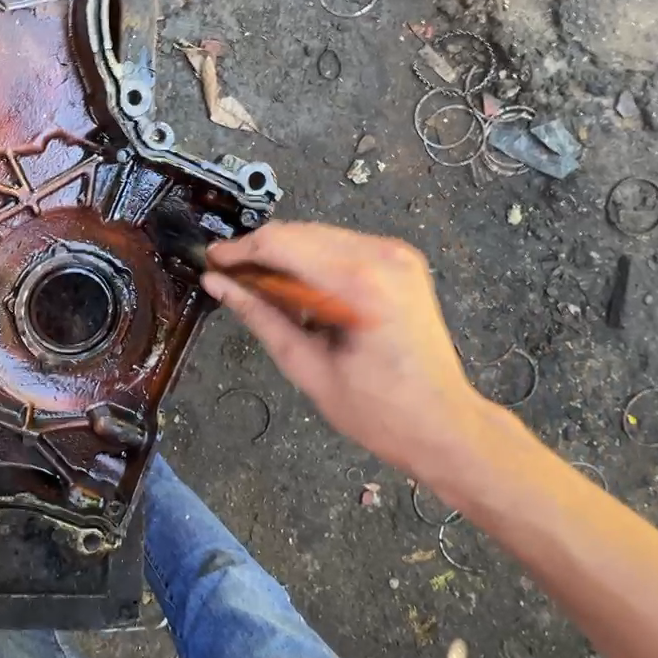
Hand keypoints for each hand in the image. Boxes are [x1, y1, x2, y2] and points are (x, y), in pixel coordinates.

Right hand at [203, 221, 487, 477]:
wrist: (445, 425)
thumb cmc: (382, 411)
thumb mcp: (306, 366)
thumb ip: (259, 316)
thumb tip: (218, 284)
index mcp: (362, 284)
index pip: (281, 244)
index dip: (239, 250)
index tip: (211, 260)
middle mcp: (383, 258)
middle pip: (297, 232)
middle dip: (258, 252)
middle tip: (227, 276)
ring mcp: (396, 255)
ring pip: (315, 234)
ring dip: (282, 255)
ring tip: (256, 285)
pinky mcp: (400, 260)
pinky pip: (338, 244)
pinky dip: (309, 259)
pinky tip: (295, 288)